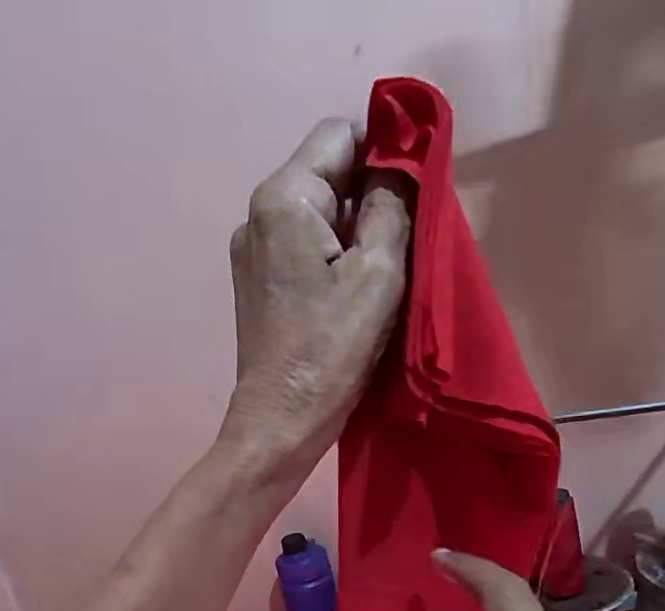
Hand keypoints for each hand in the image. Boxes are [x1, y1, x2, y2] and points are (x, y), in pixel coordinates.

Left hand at [220, 118, 411, 471]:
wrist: (279, 421)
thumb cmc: (330, 350)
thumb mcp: (379, 271)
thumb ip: (392, 201)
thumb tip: (397, 161)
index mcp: (282, 198)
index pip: (339, 134)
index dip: (383, 150)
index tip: (412, 189)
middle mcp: (256, 216)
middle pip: (328, 174)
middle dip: (370, 195)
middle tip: (403, 240)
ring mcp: (251, 253)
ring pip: (318, 215)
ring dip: (354, 232)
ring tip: (377, 276)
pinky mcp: (257, 285)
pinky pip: (303, 248)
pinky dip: (332, 257)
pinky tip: (350, 293)